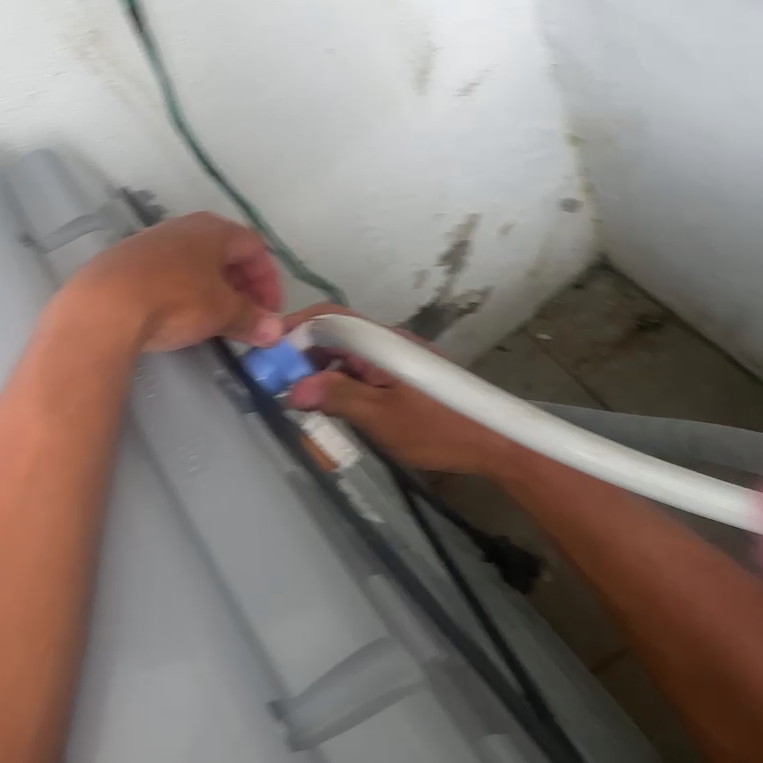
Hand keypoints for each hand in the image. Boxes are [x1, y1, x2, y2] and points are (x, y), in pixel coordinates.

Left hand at [63, 212, 284, 352]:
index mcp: (213, 229)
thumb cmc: (175, 299)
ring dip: (211, 290)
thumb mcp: (221, 312)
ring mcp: (150, 242)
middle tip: (247, 317)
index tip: (270, 312)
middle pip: (223, 252)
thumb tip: (275, 330)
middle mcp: (183, 227)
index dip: (269, 280)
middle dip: (241, 286)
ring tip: (214, 320)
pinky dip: (182, 292)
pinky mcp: (125, 262)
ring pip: (193, 263)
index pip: (254, 247)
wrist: (105, 304)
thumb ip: (250, 319)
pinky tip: (176, 316)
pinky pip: (166, 273)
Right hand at [282, 304, 517, 473]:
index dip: (293, 329)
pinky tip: (331, 406)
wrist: (496, 444)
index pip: (327, 319)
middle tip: (277, 381)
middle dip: (301, 353)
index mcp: (380, 343)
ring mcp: (395, 358)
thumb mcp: (380, 418)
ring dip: (319, 370)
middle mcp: (386, 342)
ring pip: (345, 353)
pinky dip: (338, 381)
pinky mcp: (402, 375)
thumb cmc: (438, 429)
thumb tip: (293, 388)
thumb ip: (337, 397)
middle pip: (333, 334)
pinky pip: (360, 368)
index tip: (266, 351)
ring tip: (299, 398)